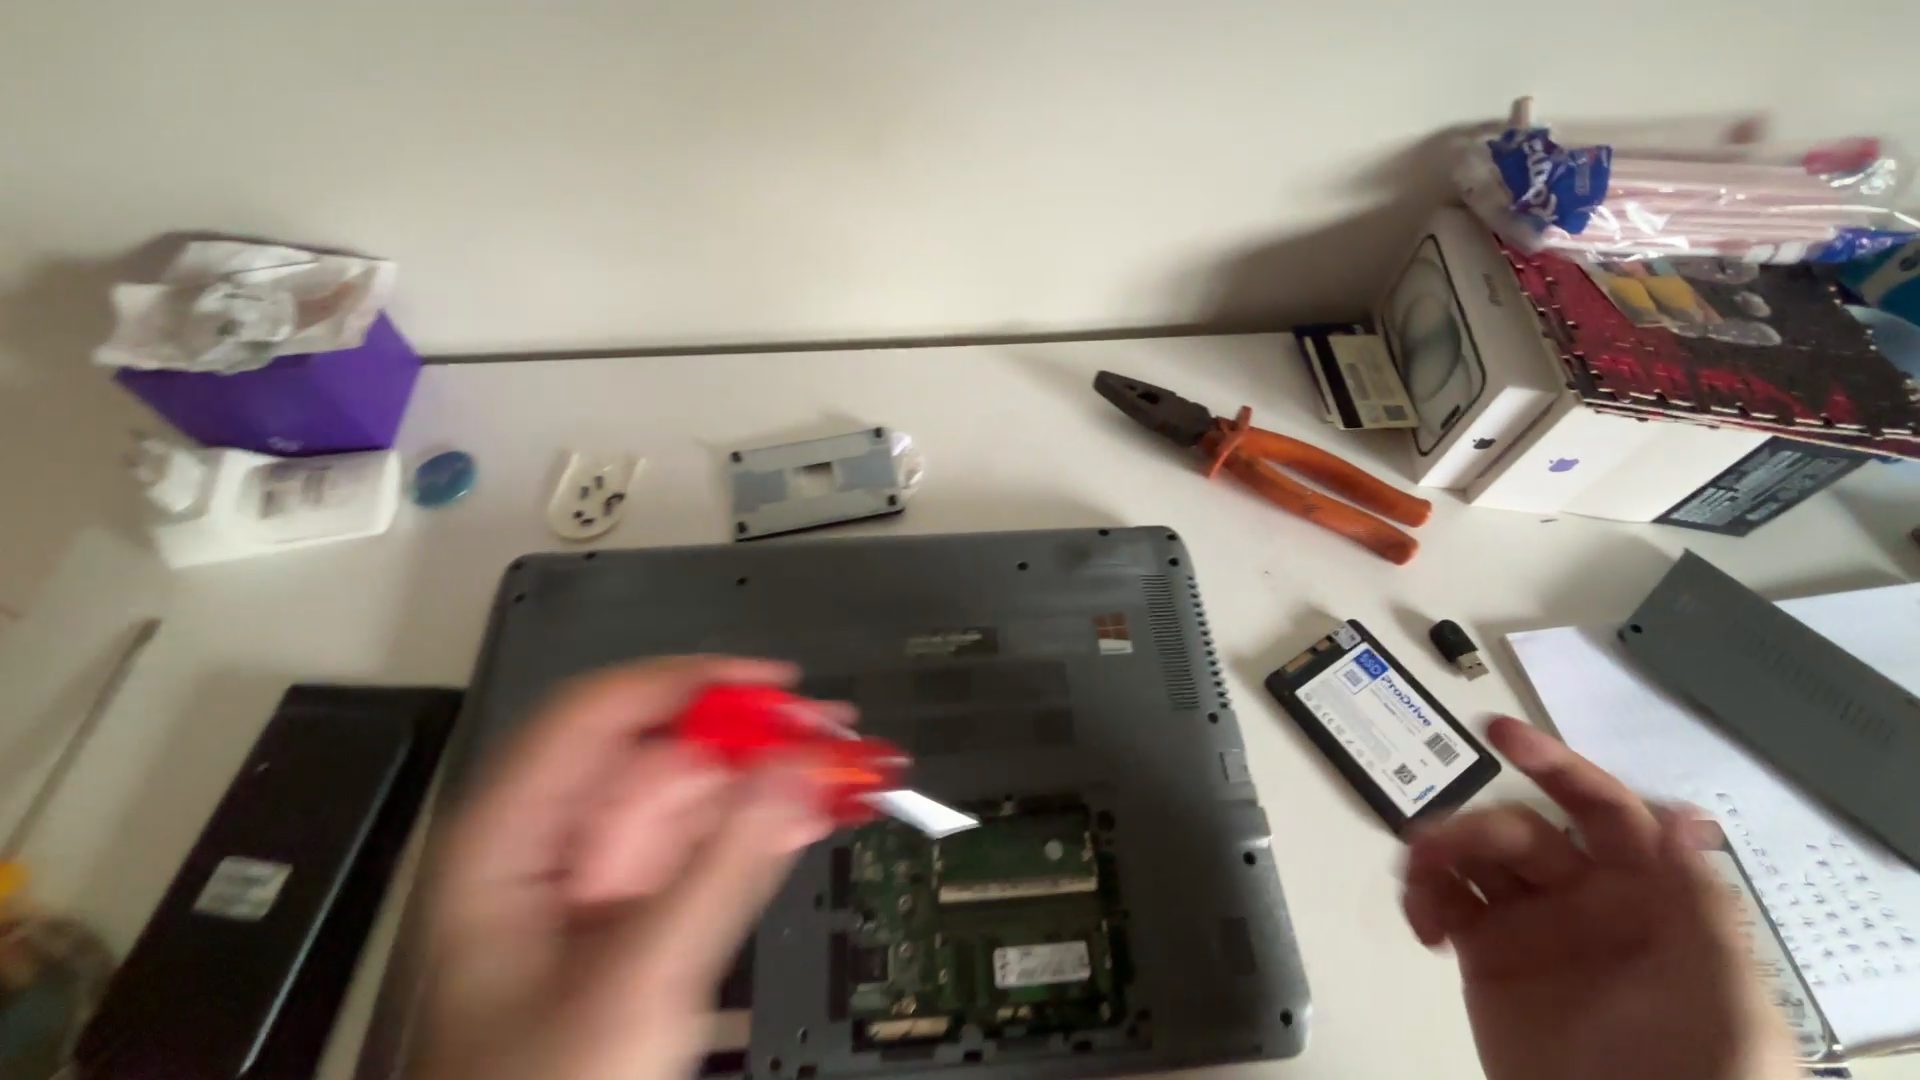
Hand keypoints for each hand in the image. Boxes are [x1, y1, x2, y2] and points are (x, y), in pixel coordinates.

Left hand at [425, 656, 836, 1079]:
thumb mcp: (638, 977)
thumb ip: (723, 868)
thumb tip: (789, 775)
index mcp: (510, 837)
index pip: (603, 712)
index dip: (691, 684)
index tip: (771, 687)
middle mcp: (556, 841)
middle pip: (661, 748)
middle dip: (749, 733)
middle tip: (820, 731)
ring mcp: (602, 873)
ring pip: (694, 789)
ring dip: (767, 774)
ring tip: (835, 770)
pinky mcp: (641, 904)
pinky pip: (708, 836)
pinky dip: (759, 822)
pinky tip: (806, 814)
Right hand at [1402, 716, 1795, 1079]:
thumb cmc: (1694, 1072)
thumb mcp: (1721, 996)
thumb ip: (1700, 905)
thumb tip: (1682, 815)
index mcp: (1645, 895)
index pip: (1601, 809)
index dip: (1555, 765)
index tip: (1498, 734)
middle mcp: (1583, 897)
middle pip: (1517, 831)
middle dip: (1472, 829)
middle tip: (1434, 849)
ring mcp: (1529, 923)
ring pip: (1470, 857)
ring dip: (1435, 857)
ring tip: (1418, 890)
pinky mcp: (1483, 952)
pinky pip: (1443, 901)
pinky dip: (1420, 898)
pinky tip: (1421, 923)